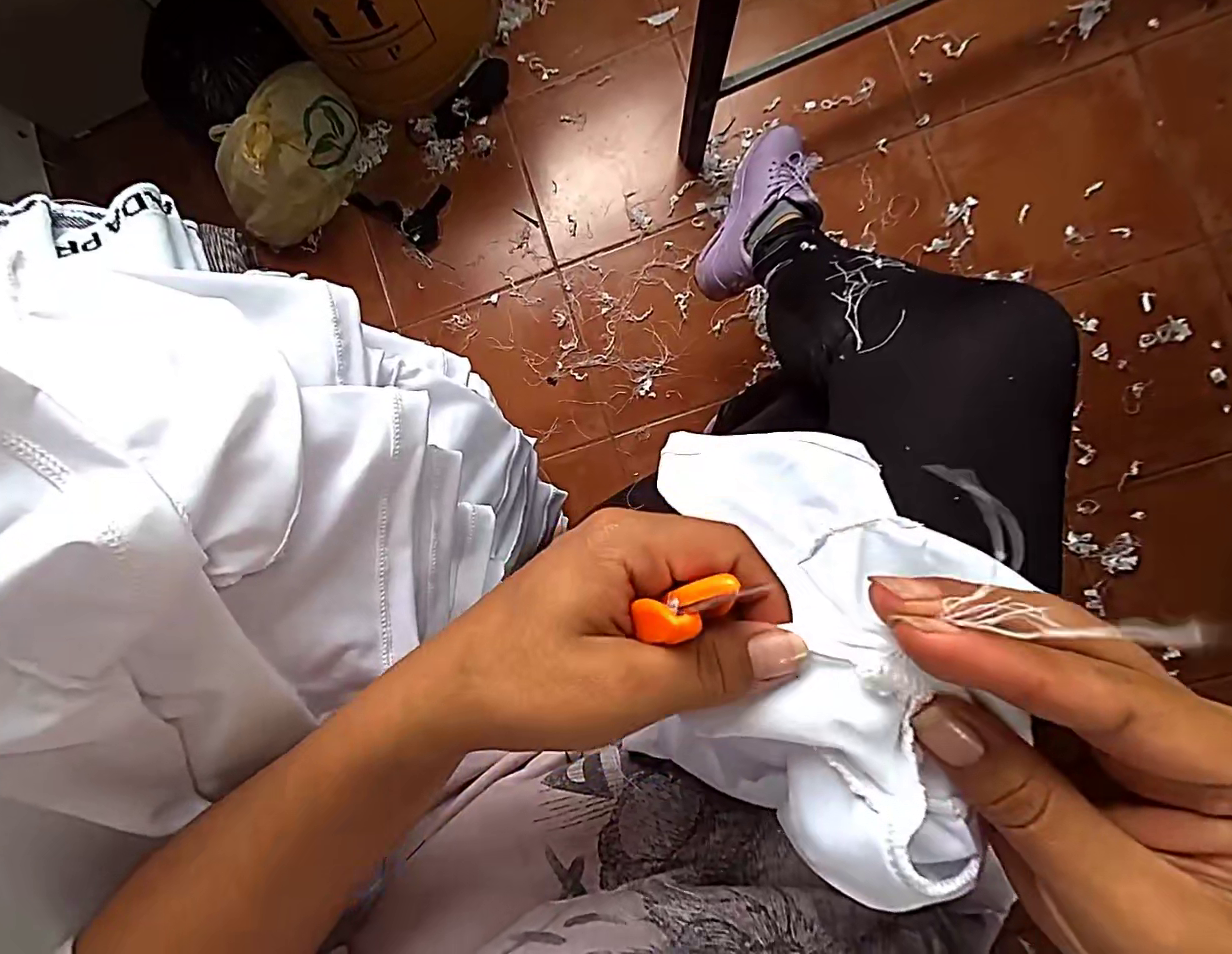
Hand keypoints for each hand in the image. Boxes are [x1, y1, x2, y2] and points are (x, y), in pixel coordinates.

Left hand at [408, 509, 806, 752]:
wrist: (443, 699)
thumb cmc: (526, 686)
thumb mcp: (630, 686)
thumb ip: (716, 666)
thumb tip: (789, 648)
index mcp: (629, 539)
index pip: (729, 549)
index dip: (762, 600)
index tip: (768, 658)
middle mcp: (623, 533)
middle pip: (711, 562)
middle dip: (729, 620)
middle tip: (717, 678)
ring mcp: (608, 553)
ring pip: (688, 582)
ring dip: (701, 631)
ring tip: (676, 676)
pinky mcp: (599, 579)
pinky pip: (661, 594)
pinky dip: (674, 632)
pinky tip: (653, 666)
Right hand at [870, 576, 1231, 953]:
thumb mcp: (1119, 910)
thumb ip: (1026, 805)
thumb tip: (940, 717)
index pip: (1101, 691)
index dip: (1000, 658)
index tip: (924, 632)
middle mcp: (1199, 723)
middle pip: (1075, 645)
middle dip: (977, 616)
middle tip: (900, 597)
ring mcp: (1151, 725)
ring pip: (1050, 650)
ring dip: (971, 628)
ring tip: (905, 607)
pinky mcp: (1105, 735)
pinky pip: (1034, 685)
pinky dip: (978, 668)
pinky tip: (937, 646)